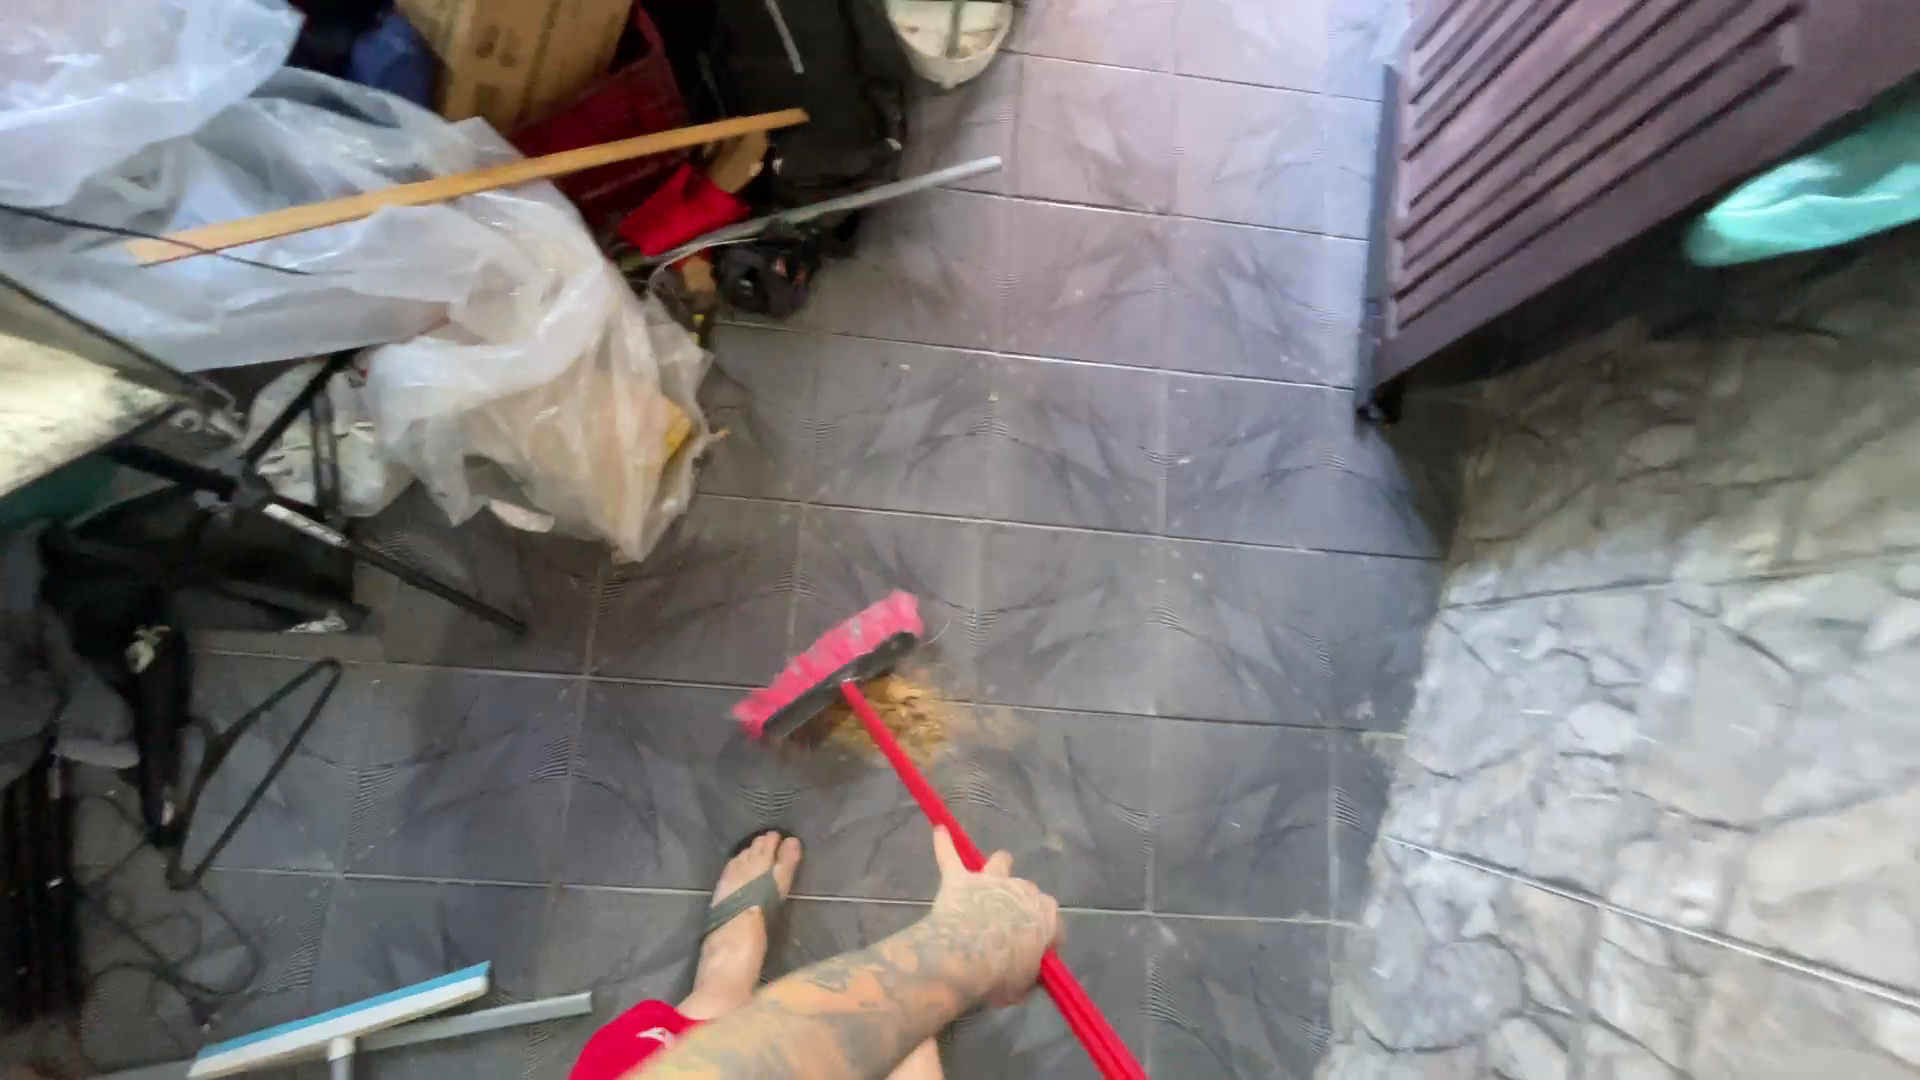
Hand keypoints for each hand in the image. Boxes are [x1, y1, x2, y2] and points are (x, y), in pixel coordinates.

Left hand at [927, 826, 1061, 1007]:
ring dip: (997, 867)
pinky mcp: (960, 879)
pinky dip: (945, 845)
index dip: (1045, 935)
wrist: (968, 954)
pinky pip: (950, 856)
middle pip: (1026, 890)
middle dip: (1020, 902)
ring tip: (992, 870)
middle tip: (1008, 925)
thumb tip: (1026, 975)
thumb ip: (1028, 973)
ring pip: (999, 863)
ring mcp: (989, 881)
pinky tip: (939, 831)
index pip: (1052, 919)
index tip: (1038, 950)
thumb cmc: (1002, 971)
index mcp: (1043, 915)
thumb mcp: (1024, 985)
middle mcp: (1021, 890)